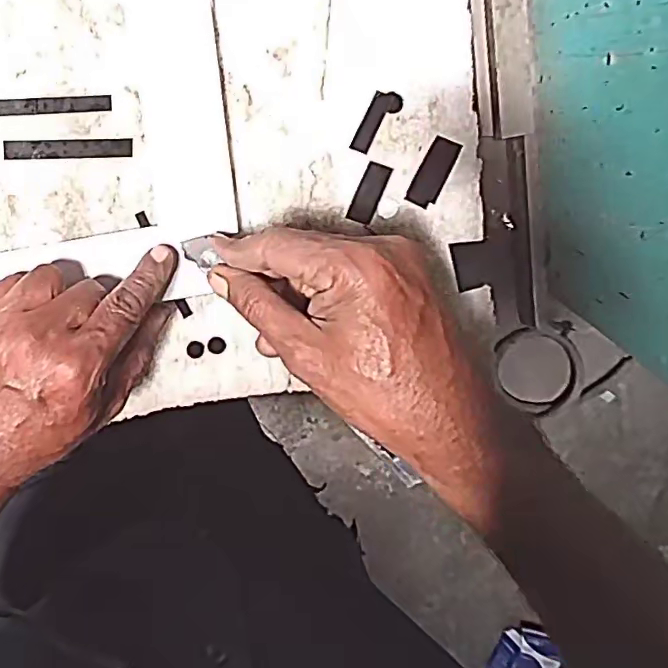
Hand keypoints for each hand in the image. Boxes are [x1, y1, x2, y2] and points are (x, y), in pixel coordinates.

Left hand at [0, 246, 178, 490]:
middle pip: (93, 286)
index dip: (148, 277)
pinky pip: (21, 277)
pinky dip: (32, 292)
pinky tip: (32, 320)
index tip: (158, 258)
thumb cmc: (41, 431)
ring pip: (58, 274)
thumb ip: (137, 353)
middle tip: (87, 330)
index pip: (124, 304)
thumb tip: (156, 314)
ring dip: (64, 293)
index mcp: (77, 365)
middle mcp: (41, 339)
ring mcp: (9, 324)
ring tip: (56, 324)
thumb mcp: (104, 405)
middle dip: (99, 304)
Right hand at [207, 228, 538, 494]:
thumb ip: (258, 306)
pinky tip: (312, 314)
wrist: (451, 423)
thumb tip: (230, 280)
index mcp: (355, 267)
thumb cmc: (396, 399)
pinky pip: (350, 263)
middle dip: (267, 272)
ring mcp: (398, 257)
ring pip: (323, 254)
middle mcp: (382, 251)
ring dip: (296, 281)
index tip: (216, 252)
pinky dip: (325, 283)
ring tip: (281, 321)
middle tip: (240, 293)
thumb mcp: (305, 353)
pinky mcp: (407, 268)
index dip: (238, 251)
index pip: (277, 244)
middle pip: (300, 245)